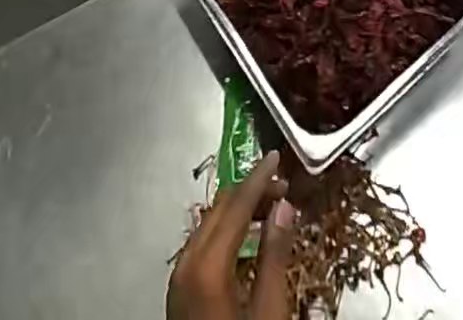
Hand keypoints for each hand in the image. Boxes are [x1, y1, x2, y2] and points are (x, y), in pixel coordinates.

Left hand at [167, 150, 296, 319]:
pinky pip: (203, 244)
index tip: (275, 157)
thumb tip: (284, 208)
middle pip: (220, 210)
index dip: (259, 178)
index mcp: (206, 264)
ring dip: (239, 210)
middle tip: (281, 187)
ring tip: (270, 207)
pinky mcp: (179, 291)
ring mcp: (179, 277)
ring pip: (210, 225)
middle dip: (251, 191)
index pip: (235, 206)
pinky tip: (246, 235)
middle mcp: (186, 262)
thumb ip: (275, 257)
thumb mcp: (269, 313)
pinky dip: (226, 231)